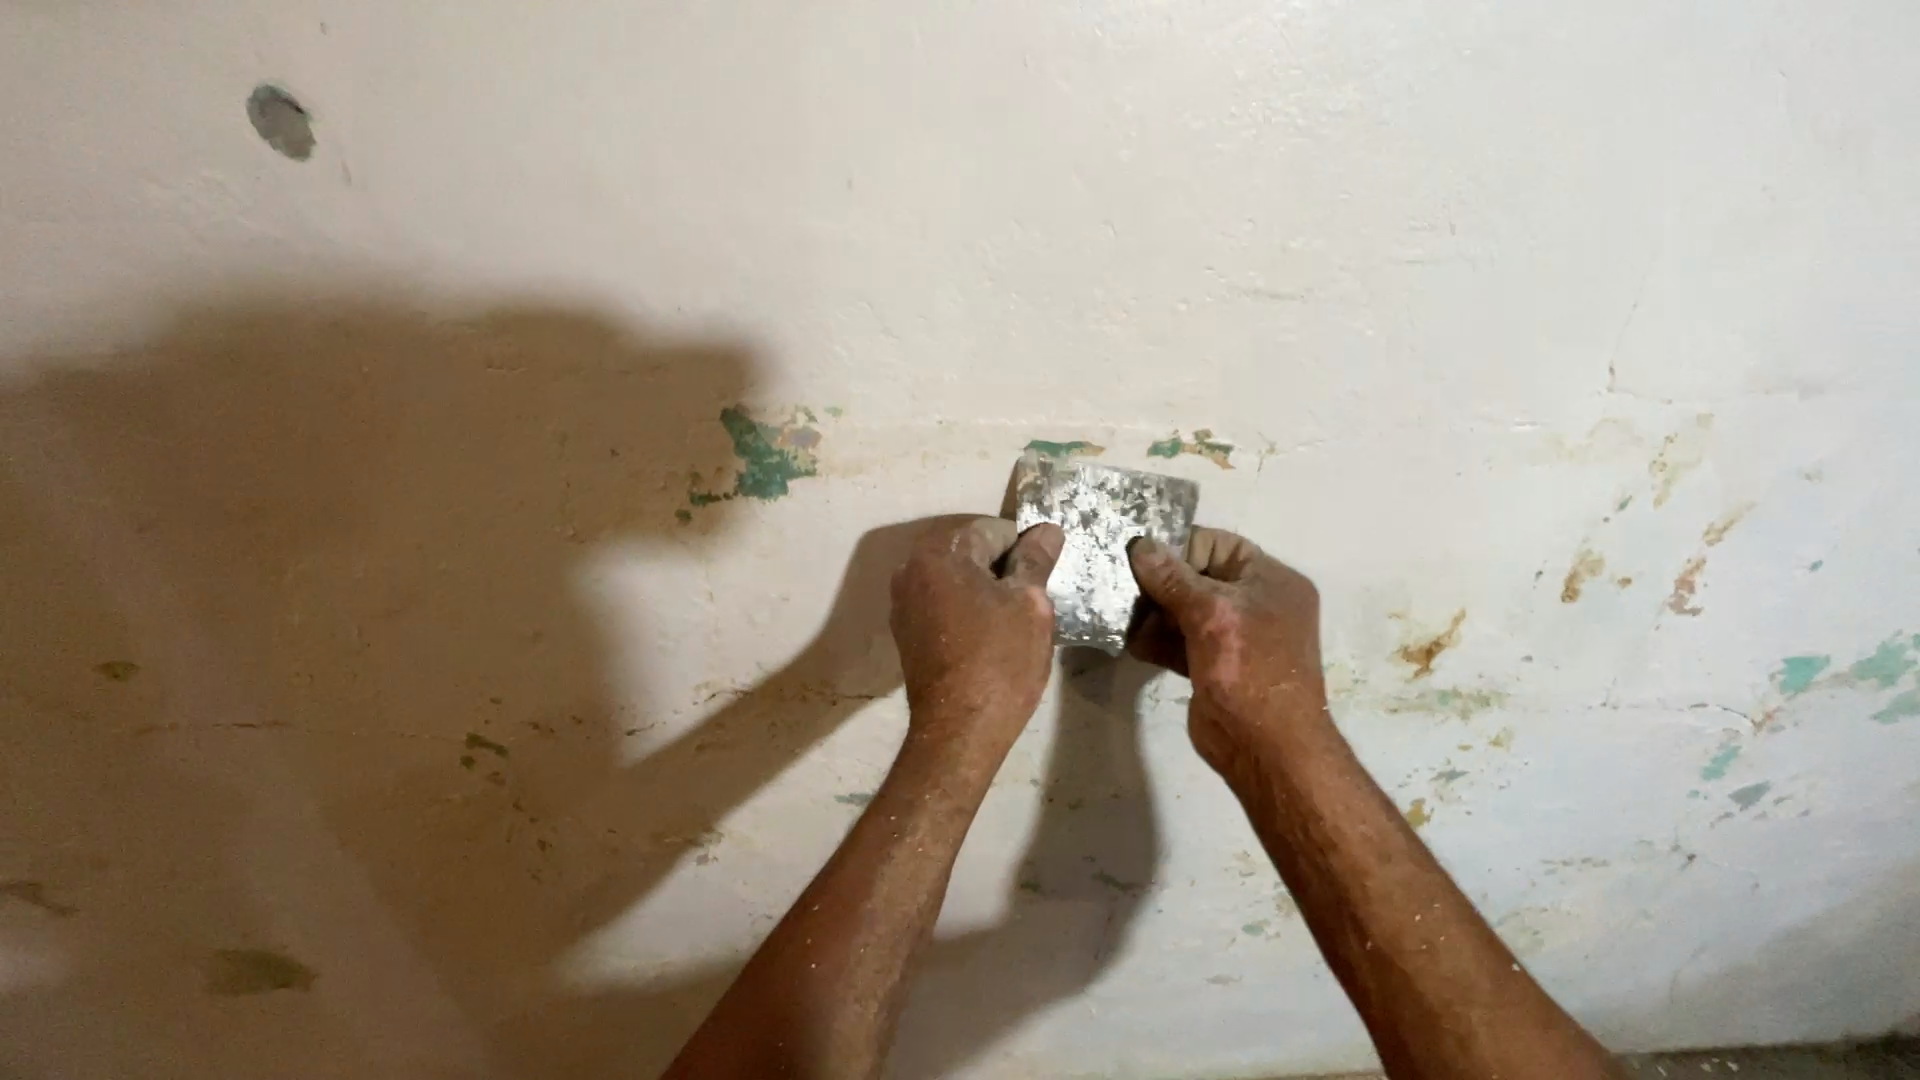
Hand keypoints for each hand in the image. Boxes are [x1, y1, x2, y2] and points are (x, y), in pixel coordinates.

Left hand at [890, 516, 1064, 753]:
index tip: (1043, 574)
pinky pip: (941, 601)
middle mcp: (910, 569)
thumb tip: (1047, 530)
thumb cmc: (1000, 660)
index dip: (1024, 547)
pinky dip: (965, 606)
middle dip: (1000, 565)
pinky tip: (988, 632)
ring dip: (983, 586)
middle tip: (1031, 595)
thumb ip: (1036, 560)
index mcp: (938, 553)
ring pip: (954, 576)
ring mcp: (903, 602)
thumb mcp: (1029, 604)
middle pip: (967, 550)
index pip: (991, 529)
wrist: (960, 729)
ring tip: (1012, 616)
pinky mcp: (906, 631)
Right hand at [1127, 528, 1325, 775]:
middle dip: (1158, 581)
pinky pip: (1178, 641)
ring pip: (1183, 610)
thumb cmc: (1248, 669)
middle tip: (1120, 582)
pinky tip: (1131, 639)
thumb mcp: (1211, 613)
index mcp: (1270, 581)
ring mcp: (1232, 637)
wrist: (1266, 747)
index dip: (1180, 547)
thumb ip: (1172, 578)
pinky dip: (1155, 639)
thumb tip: (1140, 545)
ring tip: (1119, 611)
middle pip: (1197, 577)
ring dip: (1151, 612)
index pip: (1219, 545)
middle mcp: (1254, 604)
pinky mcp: (1211, 665)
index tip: (1139, 554)